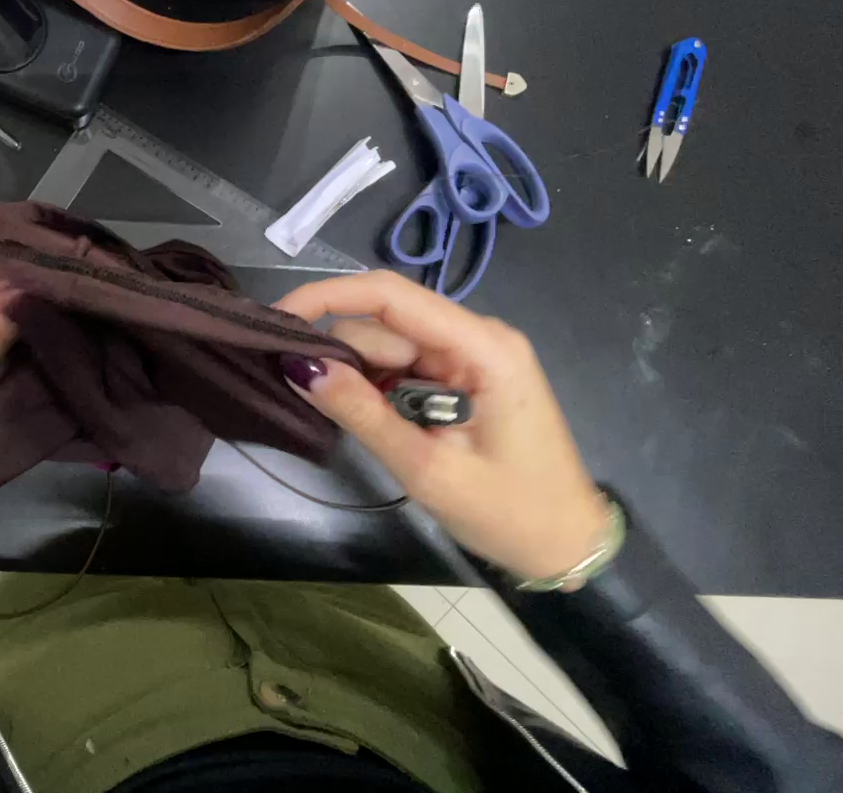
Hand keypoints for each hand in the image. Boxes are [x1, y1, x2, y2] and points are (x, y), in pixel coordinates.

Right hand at [275, 271, 609, 584]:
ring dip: (360, 377)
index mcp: (481, 347)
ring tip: (375, 428)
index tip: (277, 320)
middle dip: (345, 358)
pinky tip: (379, 418)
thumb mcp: (427, 468)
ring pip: (383, 341)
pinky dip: (374, 385)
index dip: (325, 297)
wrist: (566, 546)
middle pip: (381, 321)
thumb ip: (361, 413)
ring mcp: (464, 352)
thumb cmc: (509, 512)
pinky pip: (396, 361)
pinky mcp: (454, 372)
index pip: (389, 295)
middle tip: (336, 411)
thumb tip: (298, 366)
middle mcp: (472, 335)